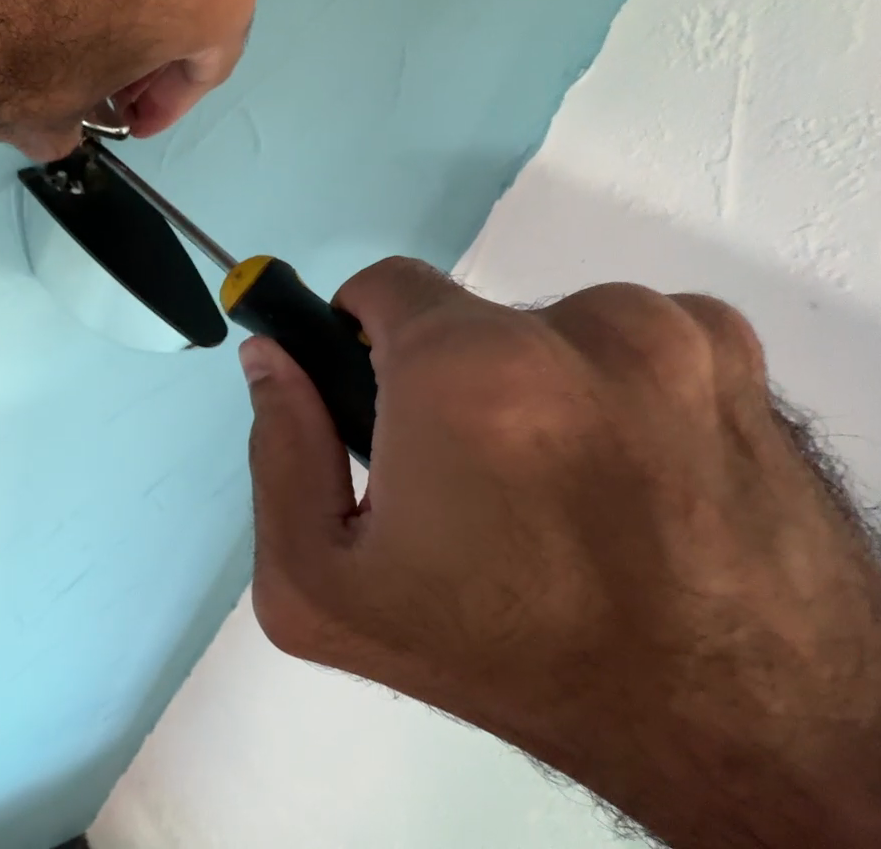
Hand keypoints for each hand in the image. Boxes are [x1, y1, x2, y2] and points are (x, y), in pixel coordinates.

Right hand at [244, 257, 880, 846]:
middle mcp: (585, 330)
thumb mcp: (315, 580)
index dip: (358, 340)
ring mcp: (686, 344)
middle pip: (464, 320)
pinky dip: (616, 393)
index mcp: (467, 370)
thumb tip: (268, 357)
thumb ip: (277, 450)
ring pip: (552, 332)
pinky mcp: (755, 372)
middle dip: (441, 381)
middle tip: (460, 482)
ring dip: (532, 386)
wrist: (738, 739)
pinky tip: (622, 481)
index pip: (383, 285)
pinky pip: (644, 348)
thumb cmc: (496, 656)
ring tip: (550, 490)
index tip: (375, 403)